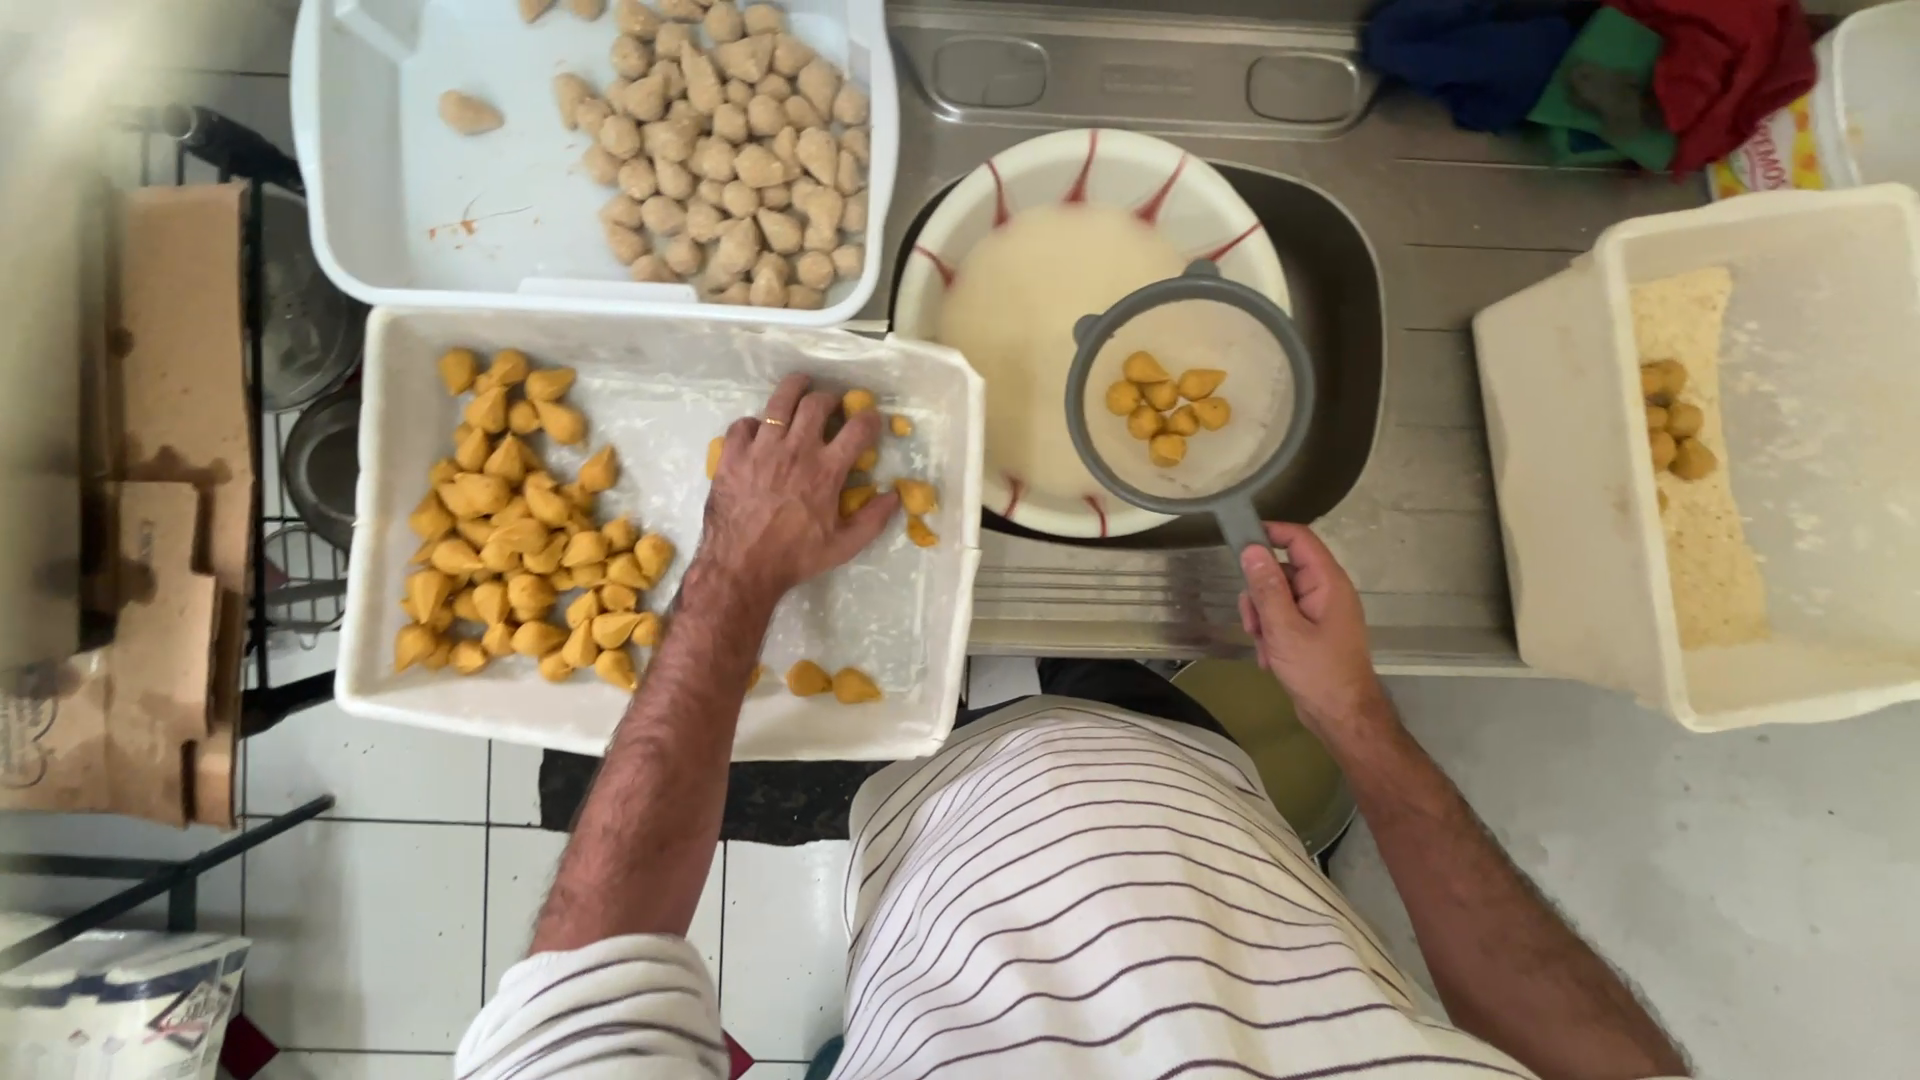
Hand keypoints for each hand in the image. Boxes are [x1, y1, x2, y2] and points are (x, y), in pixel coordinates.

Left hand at [697, 374, 899, 608]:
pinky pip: (743, 424)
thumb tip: (894, 495)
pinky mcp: (732, 455)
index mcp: (826, 471)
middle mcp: (795, 450)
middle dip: (830, 398)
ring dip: (794, 388)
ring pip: (778, 402)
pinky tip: (759, 432)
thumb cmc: (796, 558)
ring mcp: (760, 449)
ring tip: (800, 384)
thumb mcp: (844, 545)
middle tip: (832, 403)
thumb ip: (873, 519)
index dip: (869, 419)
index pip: (857, 430)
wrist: (741, 567)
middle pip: (816, 404)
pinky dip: (754, 424)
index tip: (872, 419)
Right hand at [1237, 522, 1394, 746]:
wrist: (1342, 717)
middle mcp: (1325, 591)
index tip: (1237, 540)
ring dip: (1262, 619)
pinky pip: (1282, 618)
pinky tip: (1271, 657)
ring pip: (1276, 597)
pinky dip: (1271, 634)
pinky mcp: (1312, 631)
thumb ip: (1266, 588)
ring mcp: (1319, 612)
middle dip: (1259, 595)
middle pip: (1281, 571)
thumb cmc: (1318, 672)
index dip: (1269, 533)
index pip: (1299, 539)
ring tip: (1265, 646)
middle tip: (1254, 623)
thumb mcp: (1284, 629)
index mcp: (1327, 583)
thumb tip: (1251, 549)